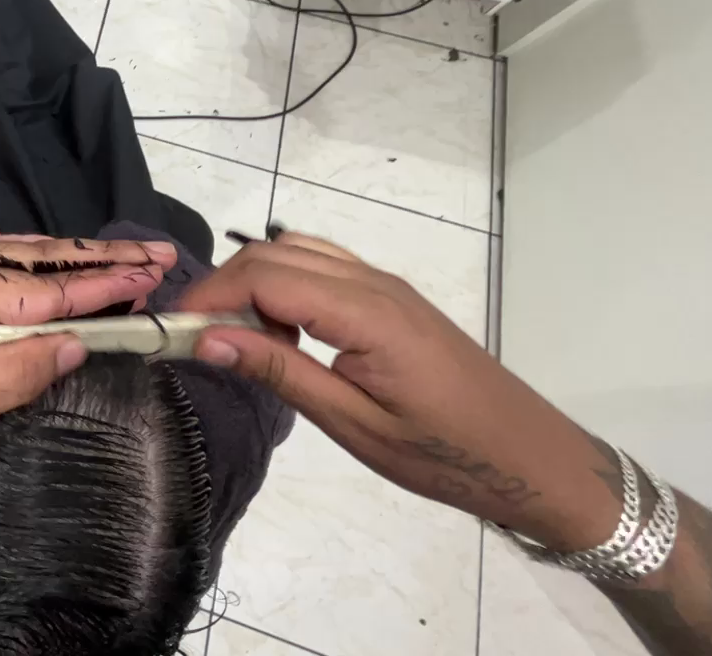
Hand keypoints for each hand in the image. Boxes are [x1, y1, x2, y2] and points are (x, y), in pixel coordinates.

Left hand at [0, 216, 174, 469]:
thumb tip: (71, 345)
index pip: (37, 289)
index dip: (97, 286)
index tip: (151, 275)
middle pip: (27, 255)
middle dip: (93, 256)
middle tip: (154, 253)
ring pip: (4, 249)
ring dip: (60, 253)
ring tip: (112, 256)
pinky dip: (19, 254)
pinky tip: (30, 249)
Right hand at [178, 233, 620, 550]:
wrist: (537, 462)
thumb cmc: (446, 455)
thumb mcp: (354, 424)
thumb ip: (278, 371)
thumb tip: (207, 339)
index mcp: (366, 313)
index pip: (263, 277)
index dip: (210, 295)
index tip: (174, 328)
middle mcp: (371, 282)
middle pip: (270, 255)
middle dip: (222, 286)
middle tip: (196, 334)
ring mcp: (382, 282)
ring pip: (291, 250)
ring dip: (251, 280)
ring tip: (239, 332)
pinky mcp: (386, 292)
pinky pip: (317, 262)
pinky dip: (281, 279)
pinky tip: (282, 323)